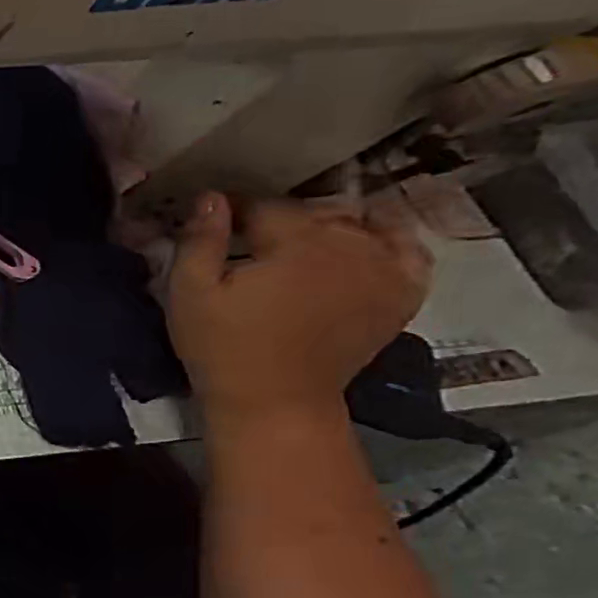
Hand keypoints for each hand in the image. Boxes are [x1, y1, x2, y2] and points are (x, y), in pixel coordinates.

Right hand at [170, 192, 430, 419]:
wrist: (274, 401)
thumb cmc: (222, 345)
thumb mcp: (189, 291)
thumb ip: (199, 239)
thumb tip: (211, 196)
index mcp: (295, 243)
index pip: (262, 204)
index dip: (232, 210)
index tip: (212, 223)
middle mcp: (349, 246)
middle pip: (314, 210)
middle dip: (278, 217)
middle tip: (245, 239)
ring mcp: (384, 270)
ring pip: (360, 223)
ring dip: (329, 224)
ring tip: (298, 242)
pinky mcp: (399, 295)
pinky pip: (408, 251)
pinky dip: (389, 240)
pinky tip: (365, 243)